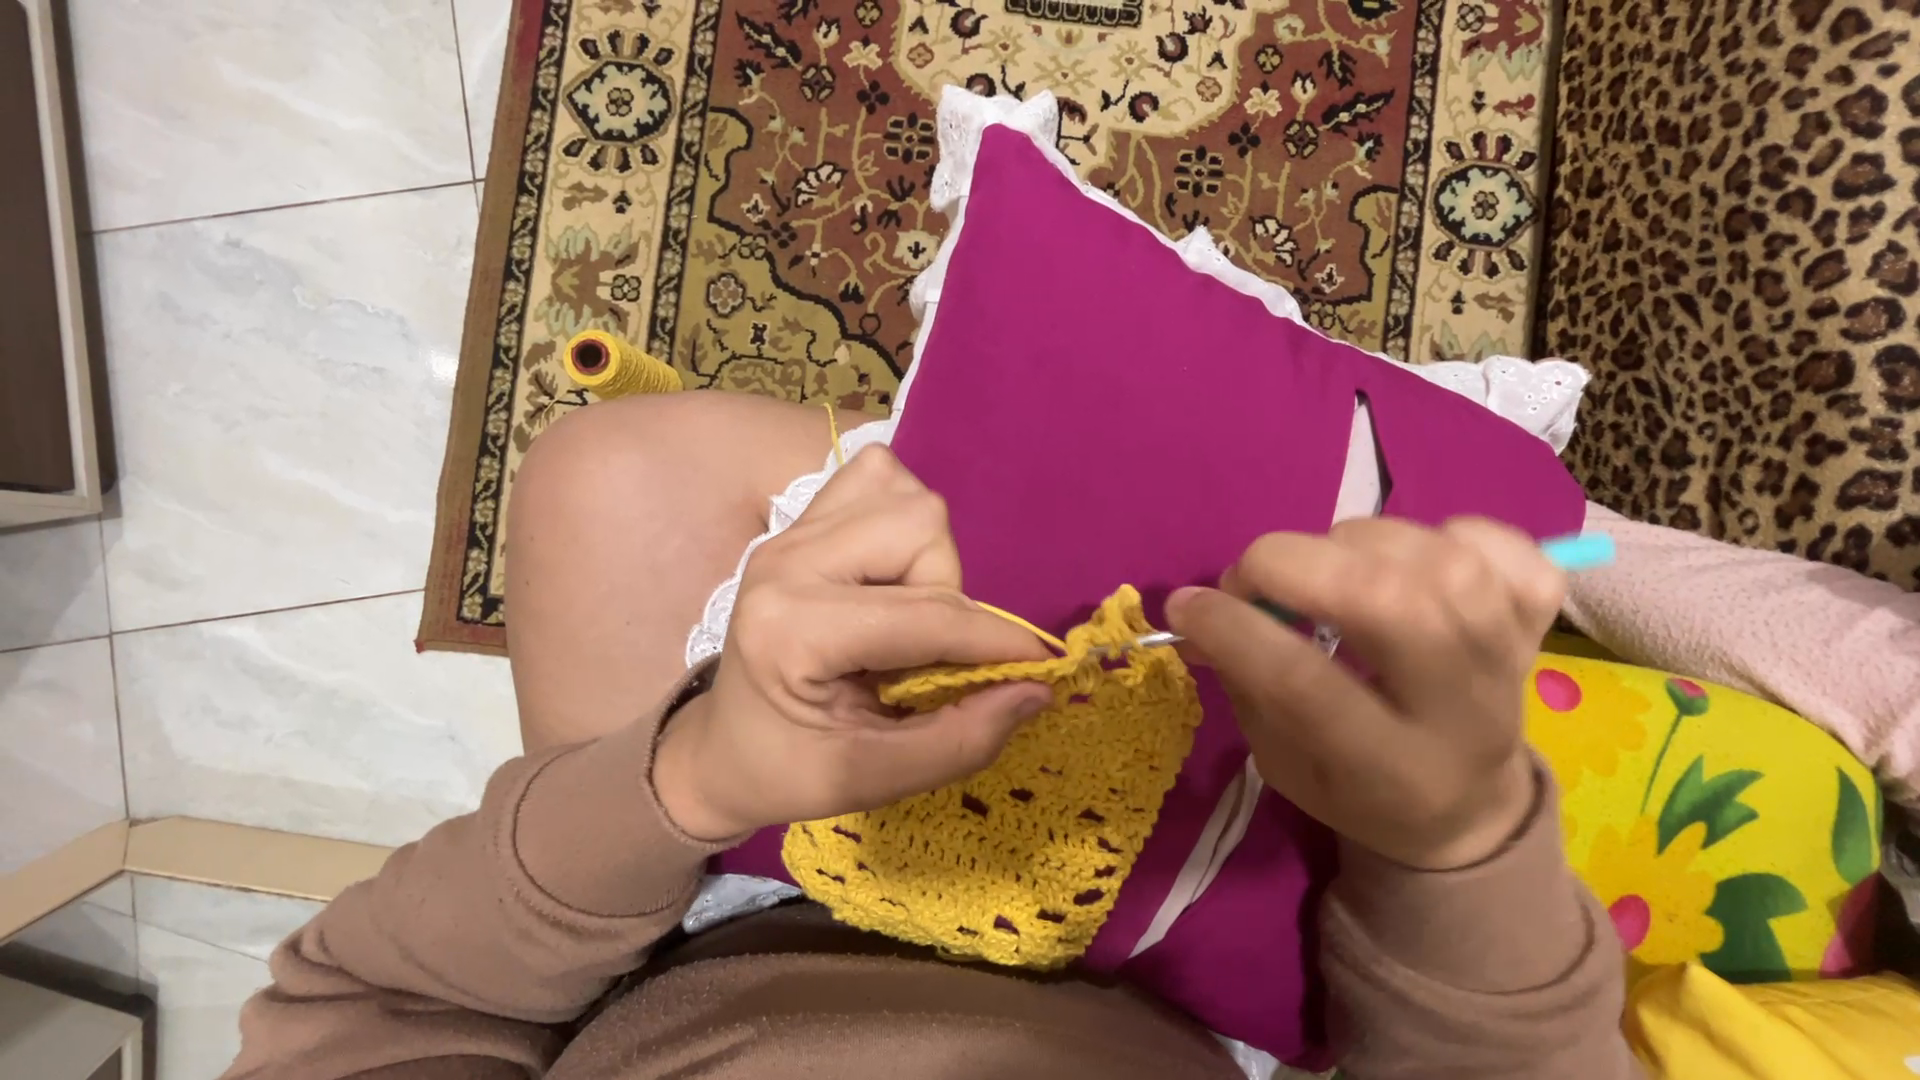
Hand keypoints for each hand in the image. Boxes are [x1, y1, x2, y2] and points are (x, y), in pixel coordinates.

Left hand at [653, 447, 1054, 840]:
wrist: (722, 744)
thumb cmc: (790, 768)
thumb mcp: (871, 779)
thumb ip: (960, 739)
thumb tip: (1037, 688)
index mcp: (792, 630)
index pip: (923, 616)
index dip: (996, 642)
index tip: (1041, 664)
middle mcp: (786, 560)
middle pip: (919, 524)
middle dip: (948, 593)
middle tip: (926, 651)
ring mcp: (790, 531)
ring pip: (905, 494)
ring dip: (929, 556)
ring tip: (907, 612)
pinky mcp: (800, 521)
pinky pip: (876, 478)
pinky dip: (904, 518)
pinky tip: (893, 571)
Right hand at [1166, 518, 1563, 870]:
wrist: (1469, 807)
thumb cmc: (1354, 790)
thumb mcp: (1280, 762)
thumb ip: (1242, 682)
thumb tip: (1197, 610)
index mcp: (1391, 770)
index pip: (1304, 683)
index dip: (1232, 629)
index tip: (1184, 607)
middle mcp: (1463, 710)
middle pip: (1389, 603)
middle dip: (1292, 566)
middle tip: (1251, 578)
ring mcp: (1510, 656)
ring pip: (1438, 560)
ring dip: (1353, 543)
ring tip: (1322, 569)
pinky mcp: (1536, 618)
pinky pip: (1499, 545)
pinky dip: (1443, 534)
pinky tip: (1407, 563)